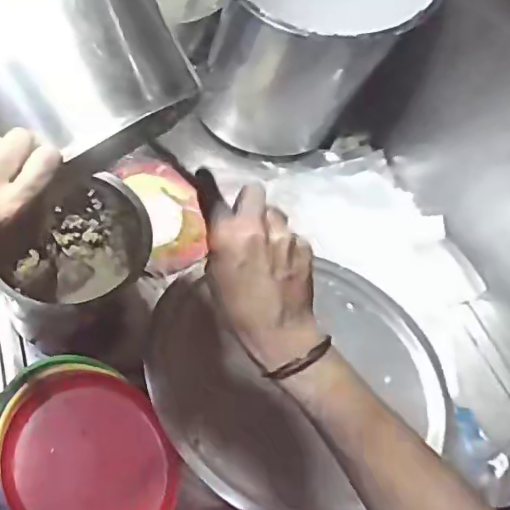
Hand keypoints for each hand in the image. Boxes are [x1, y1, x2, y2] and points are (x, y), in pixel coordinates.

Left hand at [0, 128, 62, 295]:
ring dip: (0, 154)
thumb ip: (42, 195)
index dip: (51, 157)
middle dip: (27, 145)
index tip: (48, 163)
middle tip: (26, 158)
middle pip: (18, 136)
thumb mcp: (31, 232)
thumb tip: (53, 161)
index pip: (45, 157)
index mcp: (13, 205)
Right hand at [206, 184, 324, 370]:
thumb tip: (220, 230)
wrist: (279, 332)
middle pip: (254, 192)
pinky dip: (286, 242)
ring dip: (269, 223)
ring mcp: (285, 234)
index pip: (214, 197)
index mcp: (229, 234)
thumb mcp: (214, 277)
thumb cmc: (237, 310)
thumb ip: (219, 246)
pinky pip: (292, 234)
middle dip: (249, 202)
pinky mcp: (305, 245)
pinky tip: (282, 261)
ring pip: (276, 213)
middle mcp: (258, 226)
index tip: (204, 176)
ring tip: (266, 245)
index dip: (208, 186)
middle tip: (246, 221)